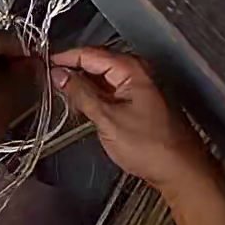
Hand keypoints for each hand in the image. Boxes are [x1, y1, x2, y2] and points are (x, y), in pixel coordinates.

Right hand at [50, 47, 218, 193]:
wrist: (180, 169)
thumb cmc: (149, 146)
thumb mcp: (107, 119)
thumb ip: (81, 94)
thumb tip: (59, 74)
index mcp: (131, 69)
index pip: (90, 54)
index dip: (65, 57)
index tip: (44, 62)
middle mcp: (137, 71)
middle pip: (97, 62)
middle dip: (73, 68)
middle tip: (48, 77)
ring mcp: (139, 86)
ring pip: (103, 77)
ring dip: (83, 83)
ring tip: (60, 92)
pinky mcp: (139, 101)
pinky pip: (112, 89)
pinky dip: (95, 94)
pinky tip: (82, 104)